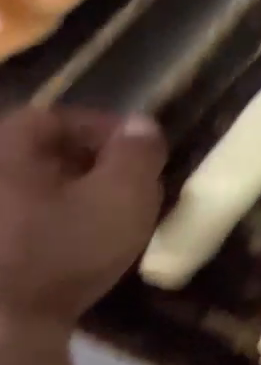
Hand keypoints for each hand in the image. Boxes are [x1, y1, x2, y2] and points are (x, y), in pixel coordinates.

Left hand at [0, 107, 165, 346]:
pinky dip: (43, 216)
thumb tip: (140, 123)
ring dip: (66, 190)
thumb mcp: (124, 195)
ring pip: (24, 184)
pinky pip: (15, 214)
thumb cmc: (65, 247)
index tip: (142, 151)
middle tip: (129, 182)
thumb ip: (137, 153)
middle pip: (33, 150)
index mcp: (3, 152)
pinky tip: (70, 240)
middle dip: (86, 160)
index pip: (50, 116)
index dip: (101, 126)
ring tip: (105, 213)